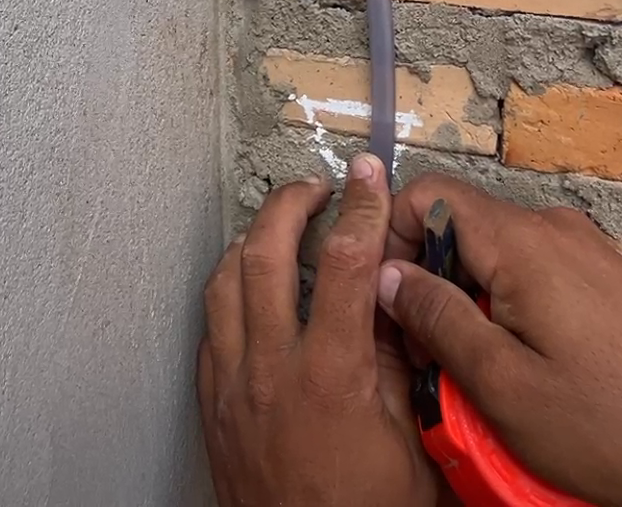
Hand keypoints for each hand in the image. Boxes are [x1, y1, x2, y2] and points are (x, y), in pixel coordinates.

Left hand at [196, 154, 439, 506]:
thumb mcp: (411, 443)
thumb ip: (401, 362)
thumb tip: (394, 297)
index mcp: (330, 377)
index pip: (347, 264)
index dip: (362, 209)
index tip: (368, 178)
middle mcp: (271, 370)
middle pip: (264, 253)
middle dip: (289, 204)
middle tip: (313, 187)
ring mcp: (232, 384)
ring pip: (223, 281)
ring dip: (249, 240)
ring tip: (276, 226)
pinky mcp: (212, 402)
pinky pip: (210, 325)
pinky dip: (228, 290)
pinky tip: (248, 288)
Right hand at [377, 175, 621, 506]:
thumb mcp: (508, 386)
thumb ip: (437, 319)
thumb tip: (385, 273)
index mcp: (520, 240)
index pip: (425, 192)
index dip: (390, 235)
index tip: (388, 297)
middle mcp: (554, 228)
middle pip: (460, 226)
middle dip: (431, 280)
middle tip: (432, 352)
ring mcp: (590, 251)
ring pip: (499, 255)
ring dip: (473, 301)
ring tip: (485, 370)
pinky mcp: (616, 279)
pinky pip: (541, 276)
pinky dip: (516, 309)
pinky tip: (537, 368)